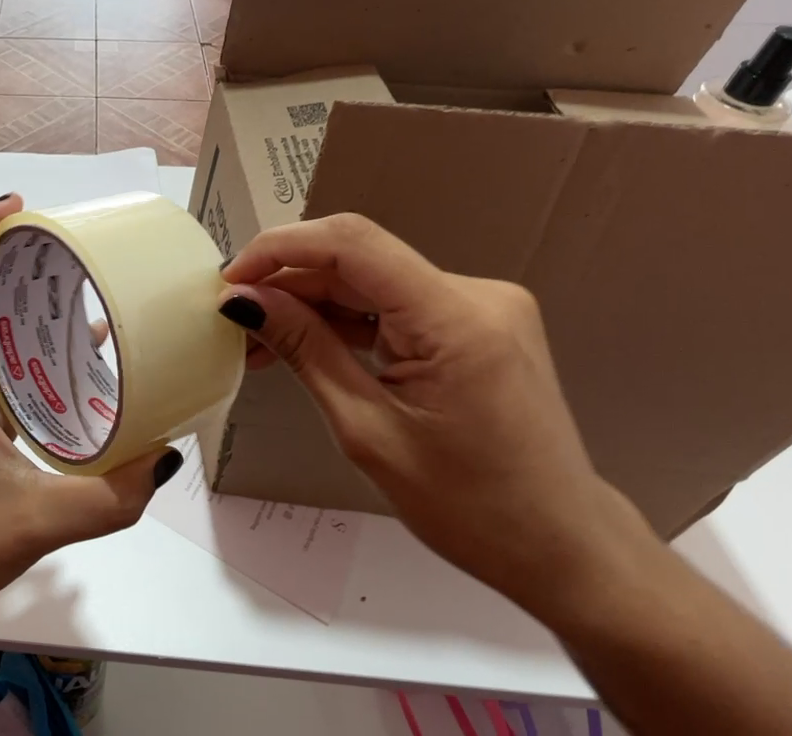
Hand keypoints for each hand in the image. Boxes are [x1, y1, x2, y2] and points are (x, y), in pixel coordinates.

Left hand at [0, 195, 181, 623]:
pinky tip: (88, 352)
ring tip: (81, 280)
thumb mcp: (40, 520)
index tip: (13, 210)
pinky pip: (4, 362)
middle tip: (61, 239)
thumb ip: (112, 497)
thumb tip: (166, 456)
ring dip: (22, 296)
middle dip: (4, 252)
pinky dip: (37, 344)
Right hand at [217, 214, 651, 604]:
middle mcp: (475, 294)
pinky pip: (394, 305)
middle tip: (233, 323)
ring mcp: (480, 306)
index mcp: (457, 318)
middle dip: (288, 284)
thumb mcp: (368, 430)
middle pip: (358, 261)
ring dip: (311, 305)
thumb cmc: (470, 508)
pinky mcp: (476, 323)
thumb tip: (245, 301)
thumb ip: (307, 350)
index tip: (229, 282)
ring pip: (371, 282)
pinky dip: (346, 322)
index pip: (352, 244)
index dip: (280, 248)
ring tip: (258, 345)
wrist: (563, 547)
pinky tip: (305, 347)